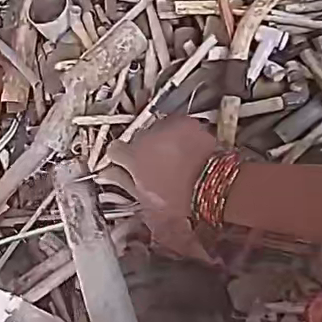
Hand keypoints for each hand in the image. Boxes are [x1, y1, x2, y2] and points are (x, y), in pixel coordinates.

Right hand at [104, 115, 219, 260]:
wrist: (211, 184)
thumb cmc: (177, 199)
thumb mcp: (145, 200)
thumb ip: (124, 182)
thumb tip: (109, 174)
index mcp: (132, 156)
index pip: (114, 150)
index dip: (122, 159)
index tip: (128, 166)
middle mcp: (146, 136)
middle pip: (138, 139)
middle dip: (144, 149)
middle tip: (157, 166)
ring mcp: (167, 126)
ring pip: (158, 130)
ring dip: (163, 140)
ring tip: (176, 158)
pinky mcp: (187, 121)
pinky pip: (178, 126)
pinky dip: (181, 134)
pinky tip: (190, 150)